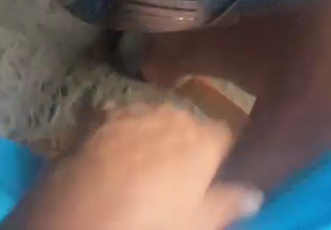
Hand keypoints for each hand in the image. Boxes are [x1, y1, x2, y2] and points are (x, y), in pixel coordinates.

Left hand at [3, 100, 261, 229]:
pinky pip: (120, 119)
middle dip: (188, 145)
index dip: (224, 156)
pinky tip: (116, 157)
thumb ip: (226, 203)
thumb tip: (253, 193)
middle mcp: (169, 113)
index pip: (226, 136)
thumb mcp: (196, 223)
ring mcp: (131, 110)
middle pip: (189, 124)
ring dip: (155, 136)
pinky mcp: (98, 115)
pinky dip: (123, 134)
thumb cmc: (149, 224)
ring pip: (154, 118)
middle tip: (182, 180)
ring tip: (147, 170)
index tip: (220, 174)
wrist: (77, 216)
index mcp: (201, 138)